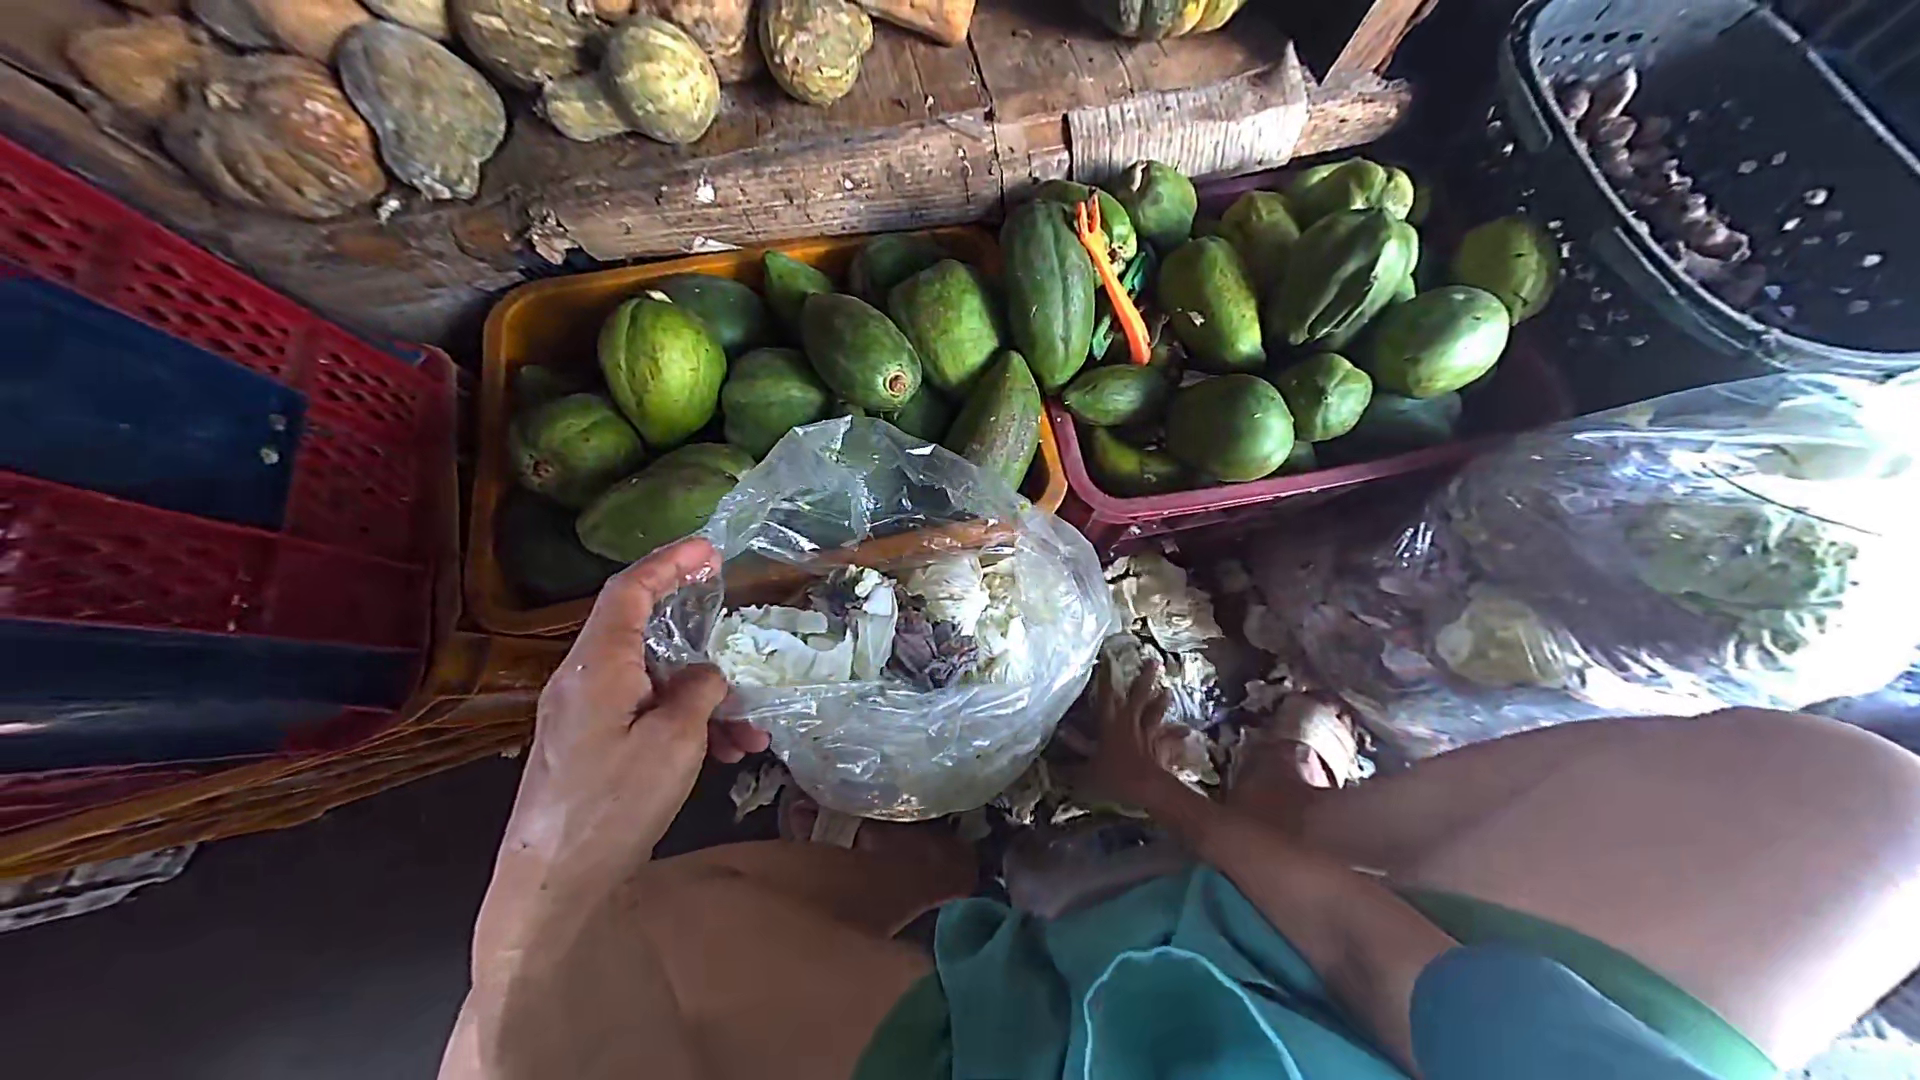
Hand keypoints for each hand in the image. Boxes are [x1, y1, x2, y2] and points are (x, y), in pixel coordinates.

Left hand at [500, 539, 769, 893]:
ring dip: (704, 695)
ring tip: (749, 729)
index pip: (630, 591)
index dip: (669, 562)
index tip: (708, 549)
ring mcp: (587, 714)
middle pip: (646, 632)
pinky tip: (725, 752)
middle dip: (697, 630)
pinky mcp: (593, 744)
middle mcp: (586, 680)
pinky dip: (686, 722)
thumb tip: (706, 672)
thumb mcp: (674, 741)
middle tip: (734, 618)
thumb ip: (698, 691)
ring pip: (656, 681)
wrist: (551, 885)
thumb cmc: (613, 804)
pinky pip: (646, 714)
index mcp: (598, 666)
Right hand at [1077, 659, 1187, 815]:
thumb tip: (1048, 767)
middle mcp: (1130, 722)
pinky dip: (1178, 735)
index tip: (1107, 657)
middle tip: (1153, 661)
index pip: (1105, 695)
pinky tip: (1188, 730)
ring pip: (1156, 713)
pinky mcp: (1162, 748)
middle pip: (1139, 696)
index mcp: (1110, 723)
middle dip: (1145, 678)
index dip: (1104, 676)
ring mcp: (1149, 734)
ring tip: (1169, 690)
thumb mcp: (1085, 775)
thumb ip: (1068, 769)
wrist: (1148, 789)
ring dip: (1162, 702)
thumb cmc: (1115, 777)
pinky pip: (1172, 740)